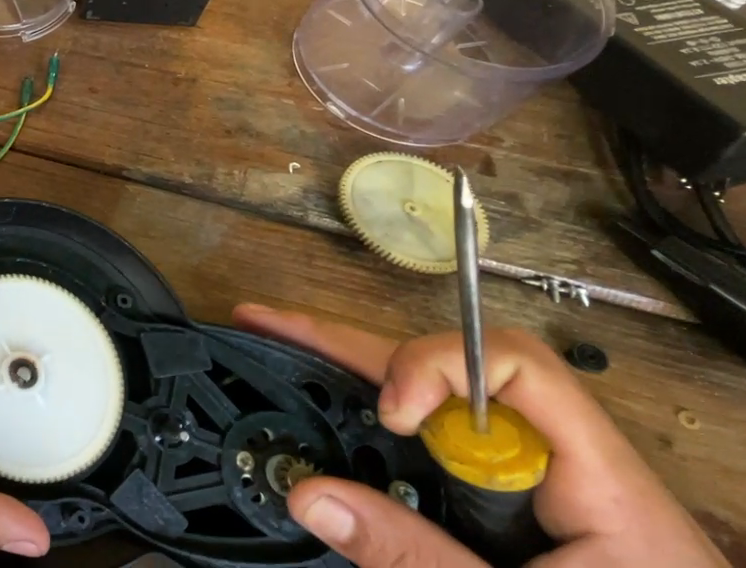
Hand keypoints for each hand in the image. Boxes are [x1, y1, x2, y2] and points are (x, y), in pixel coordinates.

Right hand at [234, 304, 725, 567]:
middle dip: (350, 347)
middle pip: (448, 371)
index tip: (390, 418)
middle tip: (266, 323)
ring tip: (278, 349)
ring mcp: (536, 480)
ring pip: (434, 404)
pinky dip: (374, 430)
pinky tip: (324, 411)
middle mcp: (563, 461)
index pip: (515, 368)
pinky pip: (437, 449)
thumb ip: (416, 555)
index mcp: (602, 482)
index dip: (437, 367)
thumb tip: (311, 496)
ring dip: (352, 376)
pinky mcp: (514, 506)